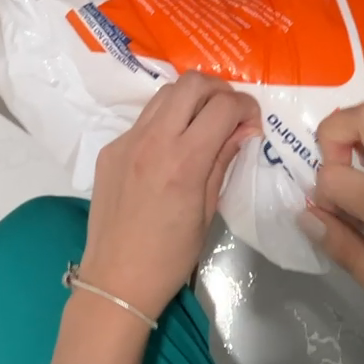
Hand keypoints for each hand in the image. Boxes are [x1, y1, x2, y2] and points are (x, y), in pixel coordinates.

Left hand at [79, 73, 260, 319]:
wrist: (115, 279)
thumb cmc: (170, 256)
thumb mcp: (207, 212)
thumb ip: (222, 162)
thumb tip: (244, 130)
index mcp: (183, 161)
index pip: (223, 107)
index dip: (245, 106)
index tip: (252, 122)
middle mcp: (153, 140)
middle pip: (191, 83)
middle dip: (218, 90)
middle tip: (229, 112)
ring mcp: (127, 140)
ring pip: (164, 93)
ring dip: (190, 99)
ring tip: (202, 121)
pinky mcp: (111, 148)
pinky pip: (143, 119)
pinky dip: (164, 121)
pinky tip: (170, 146)